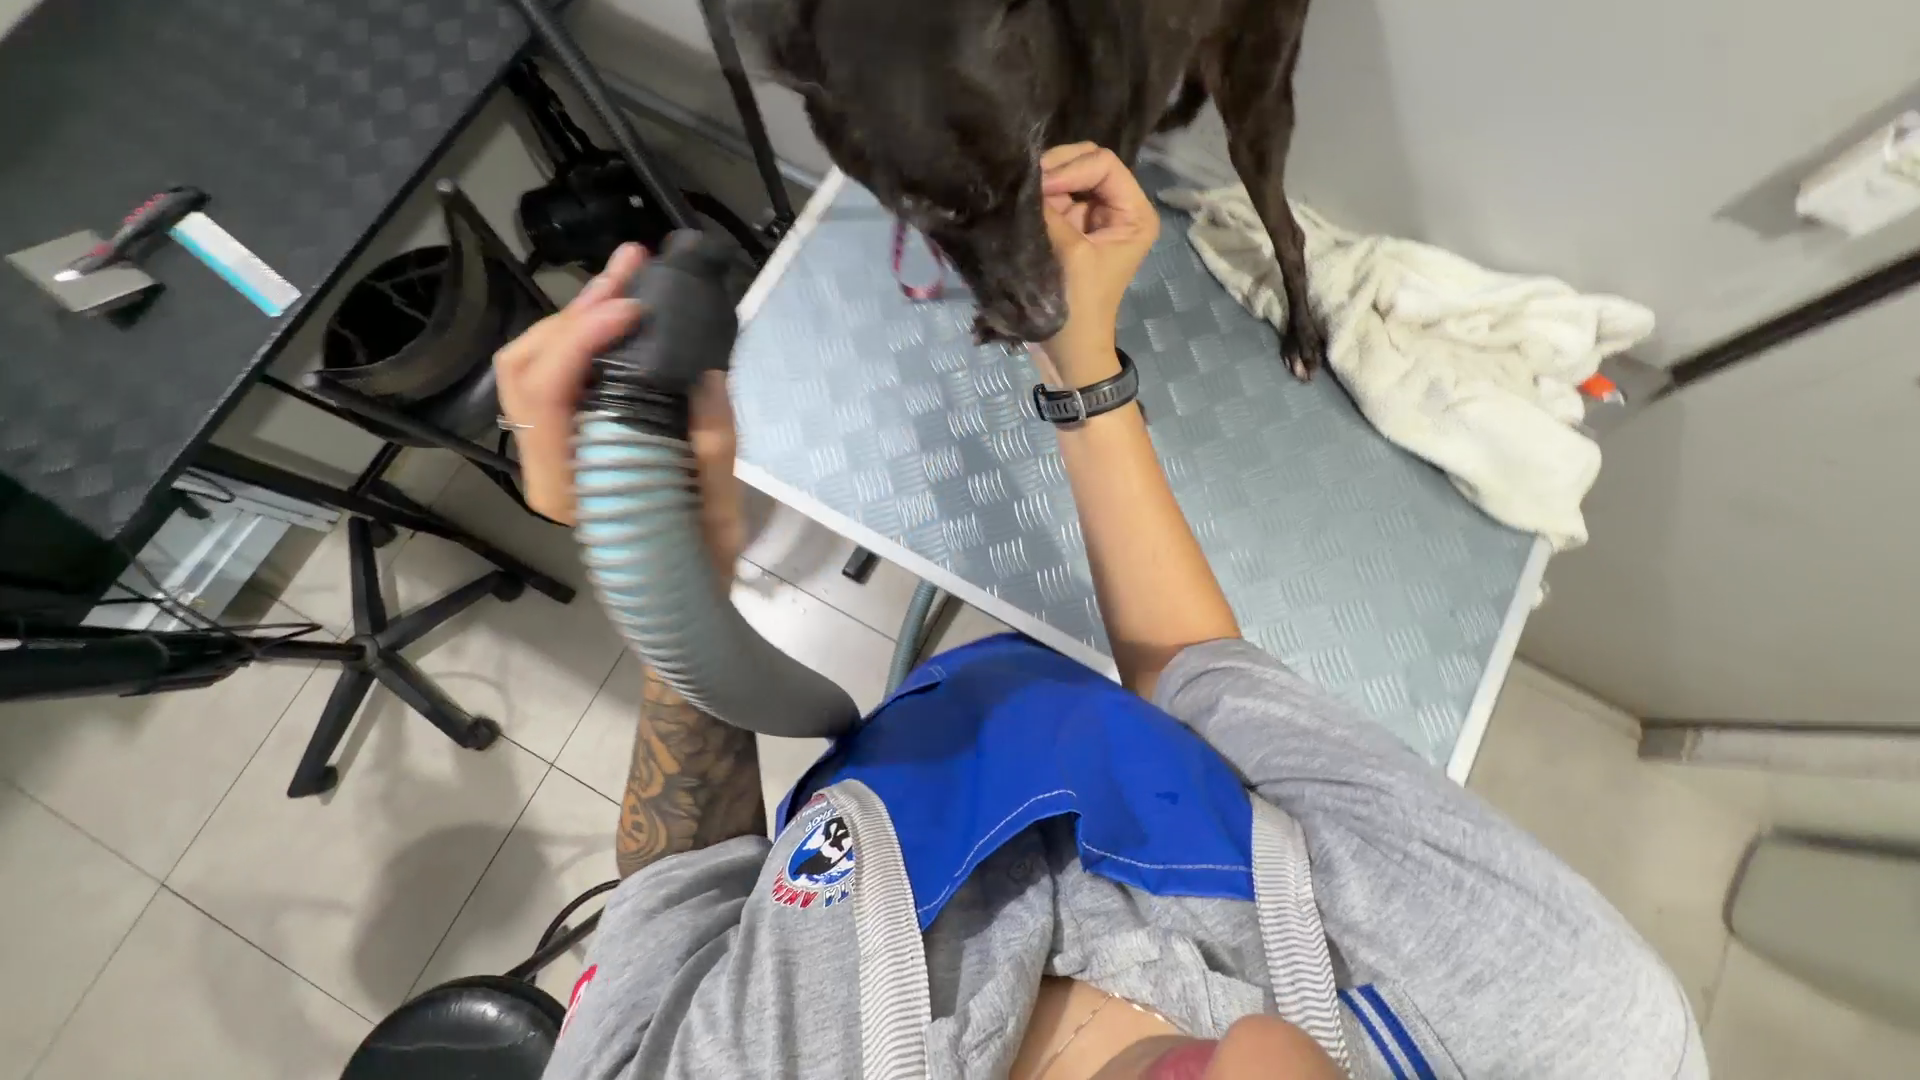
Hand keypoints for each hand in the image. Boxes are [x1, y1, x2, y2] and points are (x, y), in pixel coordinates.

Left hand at [493, 243, 744, 573]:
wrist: (682, 584)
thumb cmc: (698, 557)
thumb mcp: (716, 512)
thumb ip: (711, 448)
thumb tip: (706, 374)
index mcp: (567, 486)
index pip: (545, 394)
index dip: (580, 340)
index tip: (636, 312)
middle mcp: (545, 463)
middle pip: (526, 365)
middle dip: (577, 311)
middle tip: (633, 271)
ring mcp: (551, 448)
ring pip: (533, 361)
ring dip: (578, 313)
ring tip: (629, 275)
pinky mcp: (569, 435)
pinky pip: (556, 372)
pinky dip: (583, 333)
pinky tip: (620, 309)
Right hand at [1036, 143, 1159, 383]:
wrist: (1068, 350)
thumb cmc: (1080, 307)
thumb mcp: (1073, 254)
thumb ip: (1051, 211)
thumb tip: (1024, 178)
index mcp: (1135, 213)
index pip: (1104, 164)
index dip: (1071, 167)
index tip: (1040, 185)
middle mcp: (1117, 208)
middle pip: (1086, 163)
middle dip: (1056, 169)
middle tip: (1025, 183)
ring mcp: (1091, 218)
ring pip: (1066, 178)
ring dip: (1043, 183)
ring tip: (1019, 194)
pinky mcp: (1068, 229)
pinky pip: (1052, 199)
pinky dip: (1036, 198)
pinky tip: (1018, 203)